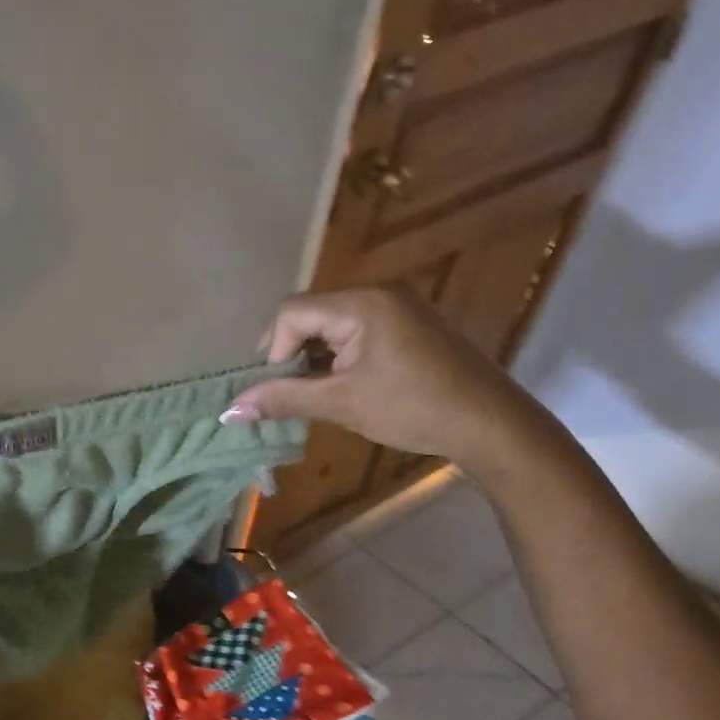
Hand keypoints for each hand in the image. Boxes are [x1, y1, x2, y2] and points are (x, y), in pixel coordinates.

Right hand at [223, 287, 544, 471]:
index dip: (275, 350)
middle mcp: (378, 295)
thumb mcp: (342, 404)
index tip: (283, 389)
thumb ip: (283, 399)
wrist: (490, 424)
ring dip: (313, 358)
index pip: (292, 313)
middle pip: (308, 314)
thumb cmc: (413, 409)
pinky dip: (337, 358)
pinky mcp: (407, 326)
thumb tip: (229, 411)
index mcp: (362, 304)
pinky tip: (342, 387)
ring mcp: (396, 309)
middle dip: (290, 354)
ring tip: (316, 394)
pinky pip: (354, 332)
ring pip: (329, 325)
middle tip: (291, 393)